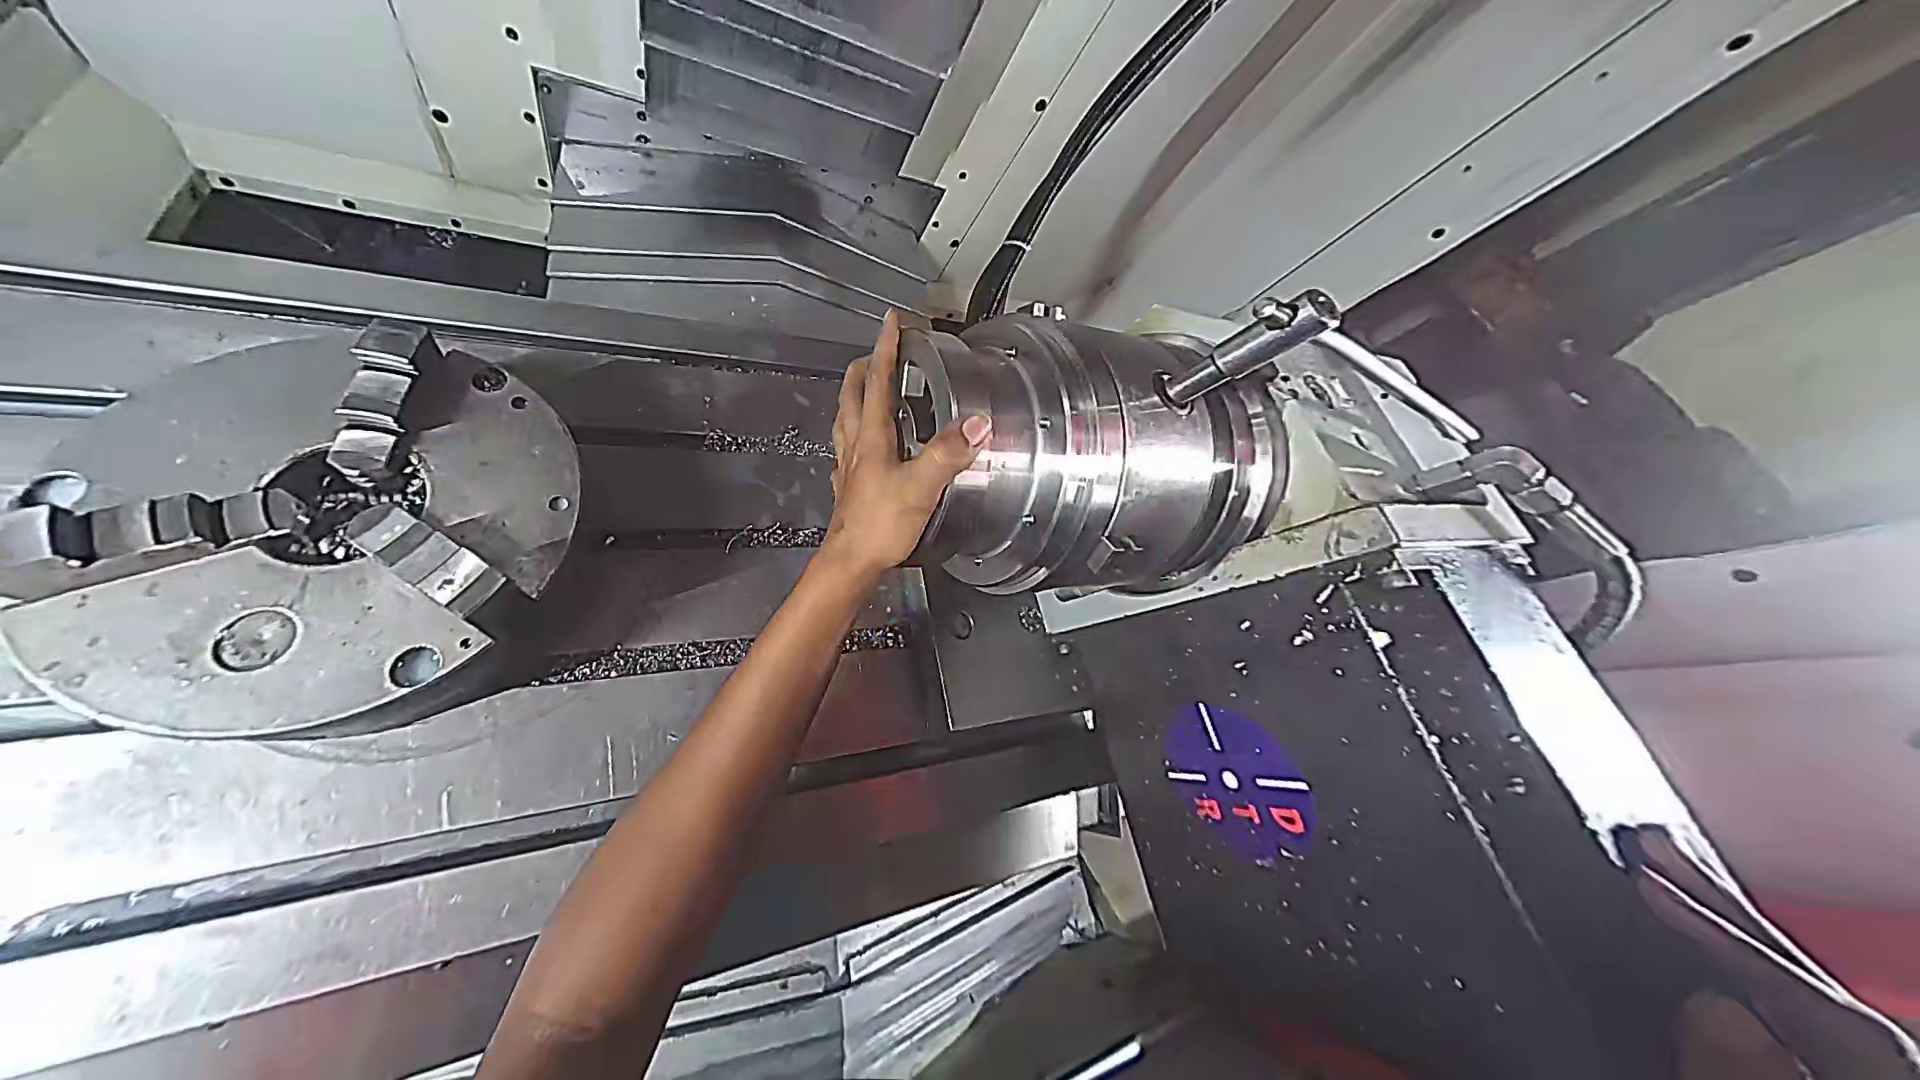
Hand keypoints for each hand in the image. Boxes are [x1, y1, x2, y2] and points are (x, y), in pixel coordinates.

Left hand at [824, 311, 989, 576]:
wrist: (852, 562)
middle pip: (853, 394)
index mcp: (871, 437)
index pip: (876, 380)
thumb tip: (974, 425)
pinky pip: (849, 448)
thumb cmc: (878, 526)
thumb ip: (947, 454)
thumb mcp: (920, 487)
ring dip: (856, 396)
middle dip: (865, 367)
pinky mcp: (851, 486)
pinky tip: (861, 443)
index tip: (891, 323)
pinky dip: (856, 432)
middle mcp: (856, 446)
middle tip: (877, 352)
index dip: (885, 348)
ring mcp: (850, 466)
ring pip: (846, 419)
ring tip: (865, 386)